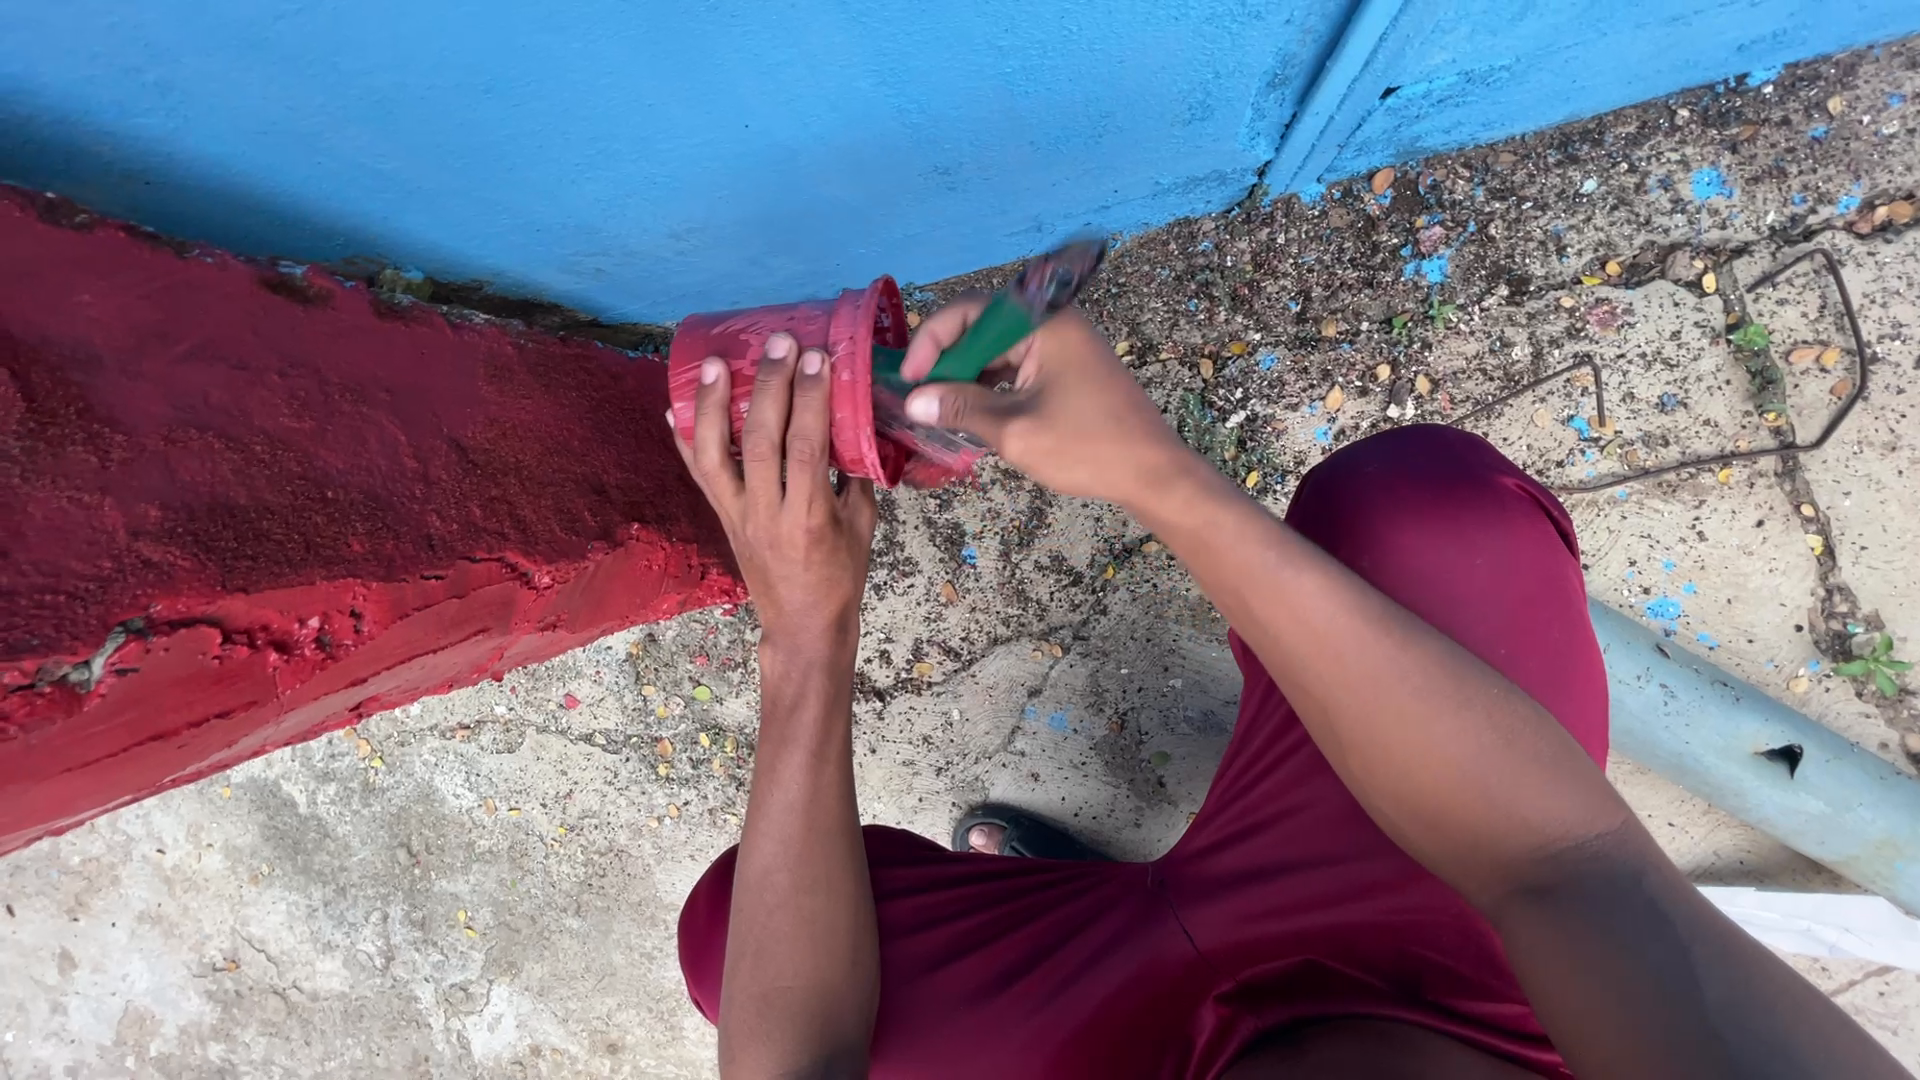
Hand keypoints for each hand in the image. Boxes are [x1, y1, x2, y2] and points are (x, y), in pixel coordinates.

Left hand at [672, 333, 877, 657]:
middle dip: (769, 384)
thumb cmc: (841, 578)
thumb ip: (854, 476)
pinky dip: (684, 439)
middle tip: (779, 342)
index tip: (815, 357)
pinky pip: (698, 475)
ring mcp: (737, 514)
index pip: (806, 446)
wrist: (802, 626)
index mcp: (809, 516)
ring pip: (715, 453)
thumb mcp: (862, 527)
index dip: (810, 398)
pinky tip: (674, 406)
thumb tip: (851, 426)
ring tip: (714, 362)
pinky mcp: (722, 518)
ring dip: (712, 404)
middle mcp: (766, 512)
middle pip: (761, 439)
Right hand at [899, 296, 1189, 505]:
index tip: (909, 380)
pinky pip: (1019, 365)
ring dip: (969, 376)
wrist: (1153, 472)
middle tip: (921, 398)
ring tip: (942, 410)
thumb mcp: (1015, 430)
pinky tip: (976, 413)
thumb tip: (913, 400)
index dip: (931, 342)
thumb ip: (961, 408)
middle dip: (948, 361)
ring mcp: (1064, 344)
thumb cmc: (1086, 447)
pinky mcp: (1069, 368)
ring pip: (999, 349)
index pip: (970, 311)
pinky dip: (993, 385)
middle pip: (983, 327)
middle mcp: (1053, 322)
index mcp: (1042, 323)